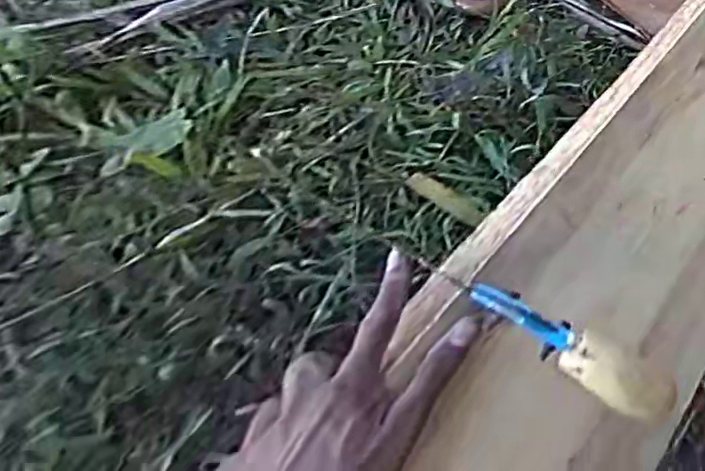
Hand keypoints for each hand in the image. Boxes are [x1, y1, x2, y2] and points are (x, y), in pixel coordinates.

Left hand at [226, 250, 479, 470]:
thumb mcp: (400, 430)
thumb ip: (432, 376)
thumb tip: (469, 323)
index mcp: (350, 386)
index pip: (379, 324)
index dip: (392, 288)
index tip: (398, 256)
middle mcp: (305, 399)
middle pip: (310, 363)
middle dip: (324, 369)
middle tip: (340, 390)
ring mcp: (264, 432)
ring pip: (276, 401)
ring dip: (292, 406)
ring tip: (307, 429)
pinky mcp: (235, 464)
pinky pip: (247, 443)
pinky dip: (264, 445)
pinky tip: (277, 461)